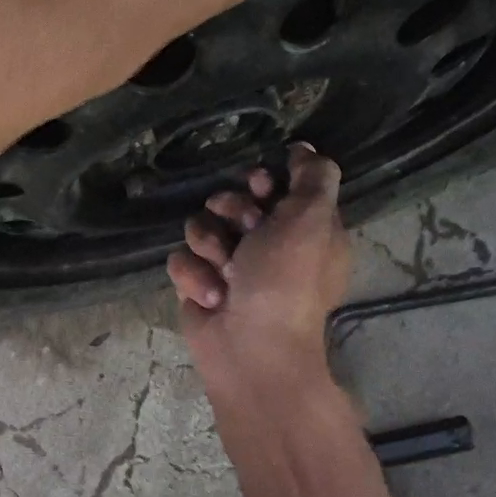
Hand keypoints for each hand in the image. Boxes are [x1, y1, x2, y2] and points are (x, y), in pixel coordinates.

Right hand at [169, 143, 349, 384]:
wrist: (250, 347)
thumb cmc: (286, 281)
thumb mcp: (313, 217)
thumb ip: (314, 175)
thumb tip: (302, 149)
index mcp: (301, 229)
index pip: (274, 184)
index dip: (263, 181)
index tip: (262, 189)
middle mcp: (265, 245)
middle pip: (231, 200)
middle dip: (232, 211)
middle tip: (245, 232)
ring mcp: (228, 266)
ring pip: (200, 226)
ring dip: (211, 245)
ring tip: (226, 272)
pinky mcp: (197, 286)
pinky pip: (181, 260)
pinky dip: (195, 277)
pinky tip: (212, 296)